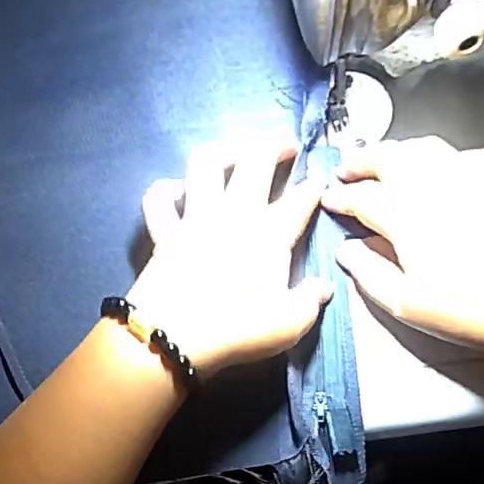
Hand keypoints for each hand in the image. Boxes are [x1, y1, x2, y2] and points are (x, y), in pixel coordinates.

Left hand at [125, 142, 333, 374]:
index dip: (314, 185)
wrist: (172, 338)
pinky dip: (167, 190)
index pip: (300, 198)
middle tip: (287, 146)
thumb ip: (310, 301)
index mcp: (270, 233)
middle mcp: (234, 213)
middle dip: (276, 145)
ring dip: (225, 149)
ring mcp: (196, 217)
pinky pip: (159, 198)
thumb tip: (324, 287)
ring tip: (237, 152)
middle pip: (256, 160)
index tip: (321, 180)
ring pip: (207, 162)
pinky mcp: (164, 231)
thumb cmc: (237, 330)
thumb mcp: (289, 324)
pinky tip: (178, 190)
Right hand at [321, 137, 483, 367]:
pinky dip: (437, 156)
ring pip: (423, 148)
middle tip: (347, 170)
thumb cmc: (469, 309)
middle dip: (363, 161)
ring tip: (384, 163)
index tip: (330, 200)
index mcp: (405, 213)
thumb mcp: (406, 303)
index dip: (341, 197)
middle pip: (389, 157)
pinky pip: (458, 154)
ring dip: (396, 152)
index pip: (361, 196)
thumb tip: (347, 251)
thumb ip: (369, 272)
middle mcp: (434, 182)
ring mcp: (470, 174)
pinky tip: (437, 171)